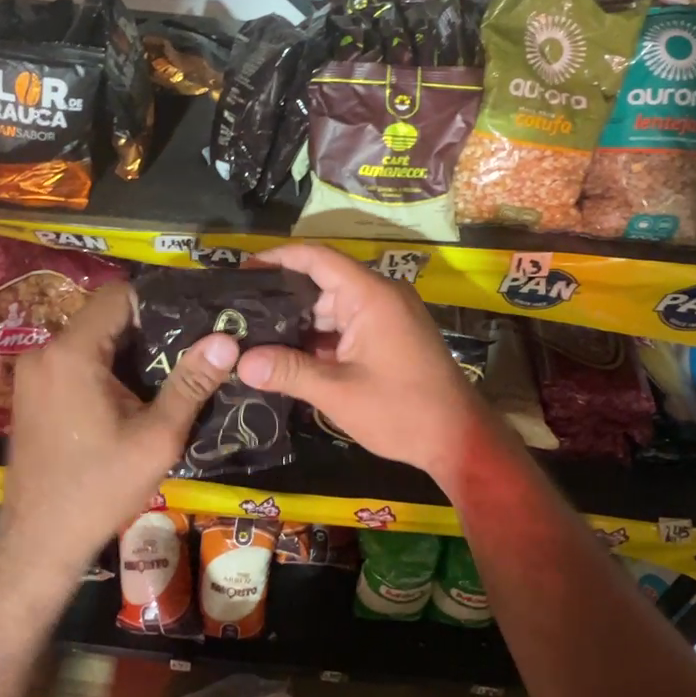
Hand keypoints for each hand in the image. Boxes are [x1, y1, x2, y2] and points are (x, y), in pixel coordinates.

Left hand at [0, 283, 237, 573]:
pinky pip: (73, 364)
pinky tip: (133, 397)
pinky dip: (103, 370)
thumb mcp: (157, 438)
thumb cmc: (99, 489)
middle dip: (147, 330)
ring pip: (88, 342)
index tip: (193, 318)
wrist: (38, 542)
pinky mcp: (29, 396)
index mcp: (71, 353)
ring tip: (169, 373)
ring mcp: (31, 375)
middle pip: (102, 318)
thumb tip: (227, 340)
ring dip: (125, 353)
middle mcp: (43, 353)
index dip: (158, 301)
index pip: (117, 295)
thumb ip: (191, 384)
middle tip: (190, 348)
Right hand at [236, 244, 499, 491]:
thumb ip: (288, 372)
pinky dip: (319, 339)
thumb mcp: (338, 392)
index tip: (242, 270)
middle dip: (281, 299)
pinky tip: (287, 357)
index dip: (278, 258)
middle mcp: (380, 296)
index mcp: (371, 296)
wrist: (457, 438)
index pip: (317, 258)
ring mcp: (387, 316)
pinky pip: (346, 326)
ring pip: (331, 308)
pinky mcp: (389, 336)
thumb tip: (240, 363)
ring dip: (299, 324)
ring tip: (253, 338)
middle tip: (239, 315)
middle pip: (321, 283)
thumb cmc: (401, 410)